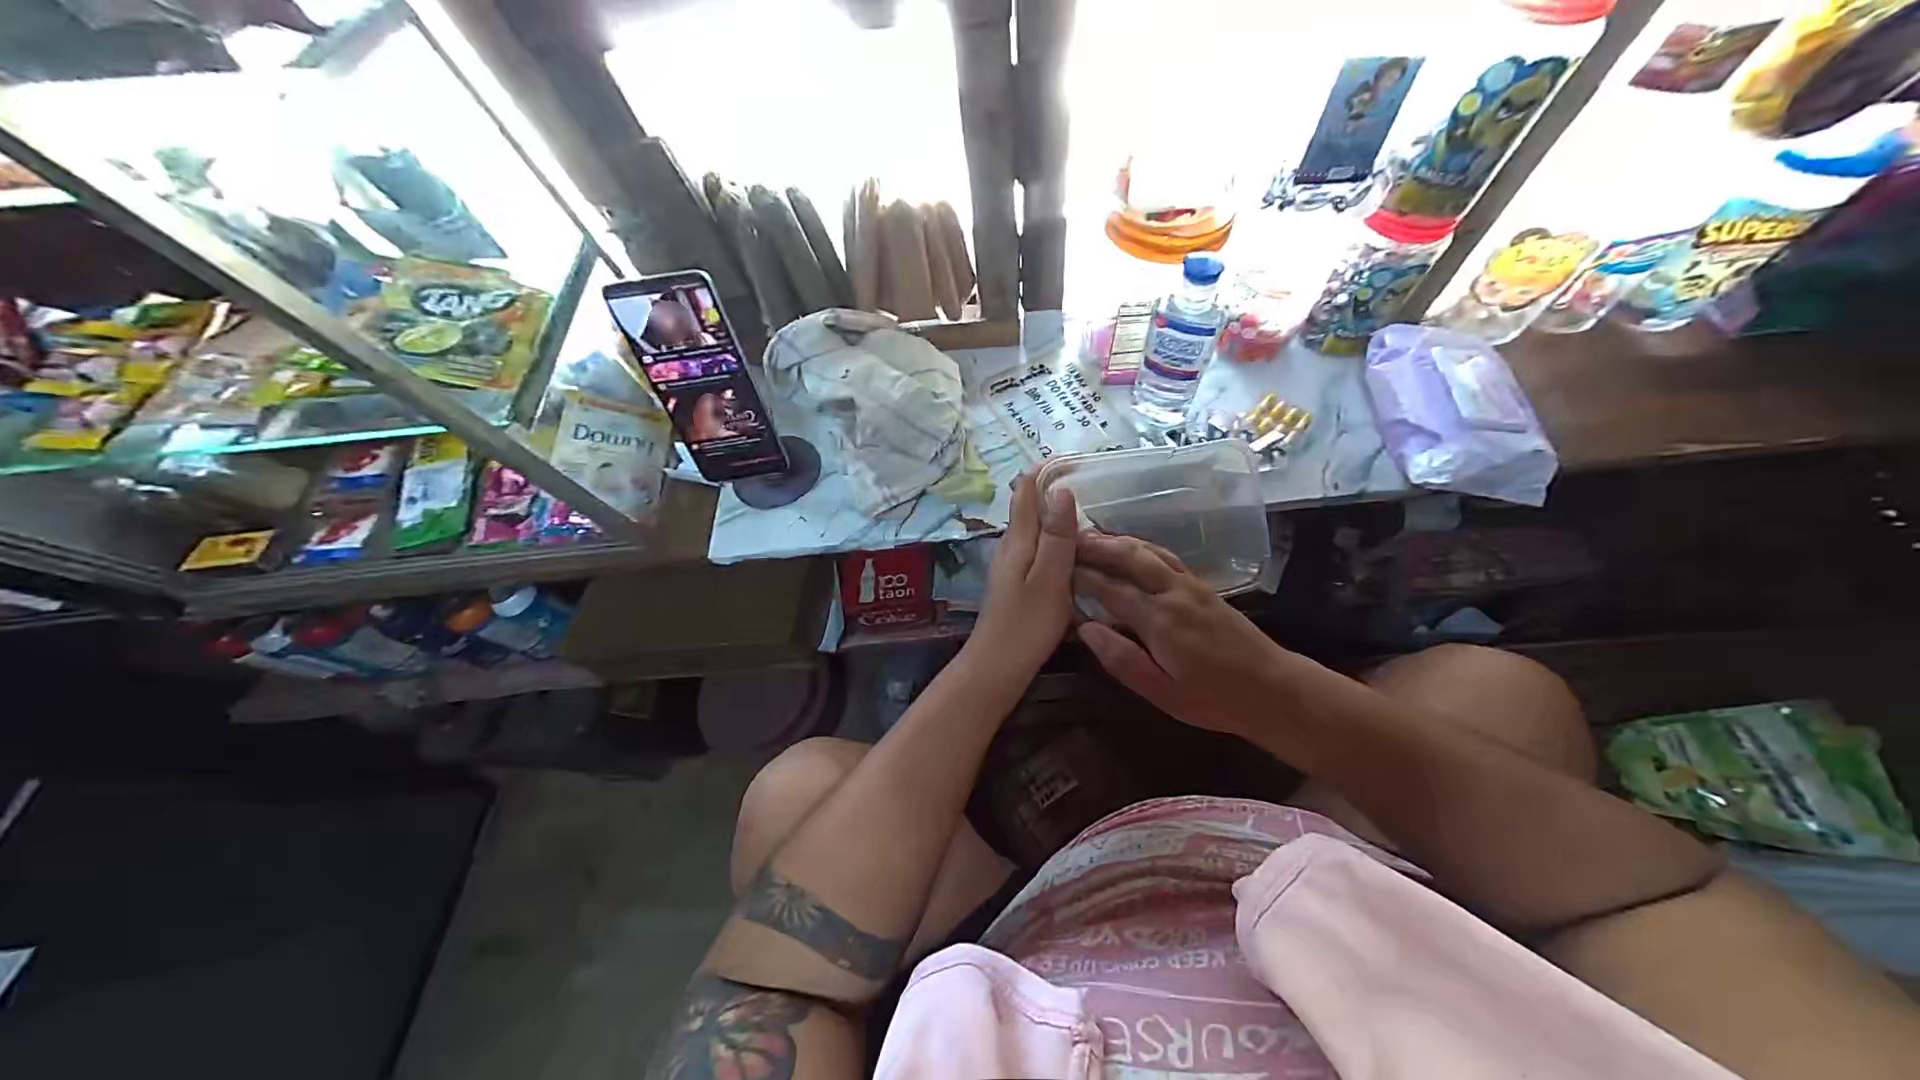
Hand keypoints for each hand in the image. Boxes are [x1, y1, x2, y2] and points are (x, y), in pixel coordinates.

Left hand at [964, 472, 1076, 675]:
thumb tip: (1061, 491)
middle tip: (1089, 481)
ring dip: (1055, 516)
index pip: (1025, 492)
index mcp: (1018, 541)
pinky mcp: (1016, 582)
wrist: (997, 665)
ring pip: (1034, 529)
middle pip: (1028, 507)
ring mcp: (1011, 565)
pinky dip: (1055, 540)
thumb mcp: (1050, 578)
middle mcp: (1011, 547)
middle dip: (1053, 490)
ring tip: (1088, 511)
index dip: (1044, 471)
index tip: (1071, 459)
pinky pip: (1038, 549)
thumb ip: (1057, 537)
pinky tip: (1073, 550)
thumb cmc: (1027, 623)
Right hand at [1074, 532, 1288, 736]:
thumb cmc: (1213, 698)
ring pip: (1149, 551)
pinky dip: (1141, 546)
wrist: (1273, 689)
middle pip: (1130, 556)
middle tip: (1067, 538)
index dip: (1081, 576)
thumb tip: (1086, 628)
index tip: (1056, 569)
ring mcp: (1191, 586)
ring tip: (1090, 536)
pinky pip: (1166, 556)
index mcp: (1159, 619)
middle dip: (1097, 545)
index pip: (1110, 588)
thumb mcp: (1161, 692)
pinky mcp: (1203, 587)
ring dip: (1118, 540)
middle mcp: (1174, 592)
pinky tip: (1131, 549)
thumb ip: (1121, 659)